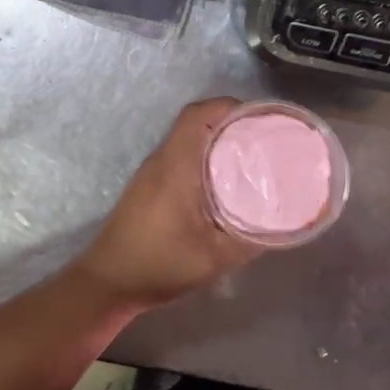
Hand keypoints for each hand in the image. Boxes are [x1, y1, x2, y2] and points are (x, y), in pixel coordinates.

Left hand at [69, 98, 264, 311]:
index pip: (198, 114)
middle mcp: (163, 161)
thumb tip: (282, 224)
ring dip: (219, 142)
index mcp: (176, 166)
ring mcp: (153, 173)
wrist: (108, 283)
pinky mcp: (151, 188)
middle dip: (233, 124)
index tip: (261, 119)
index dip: (229, 107)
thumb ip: (250, 239)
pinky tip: (227, 184)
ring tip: (254, 158)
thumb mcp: (213, 258)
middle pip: (198, 123)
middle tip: (266, 141)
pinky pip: (183, 159)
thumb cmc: (158, 264)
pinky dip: (207, 160)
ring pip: (190, 141)